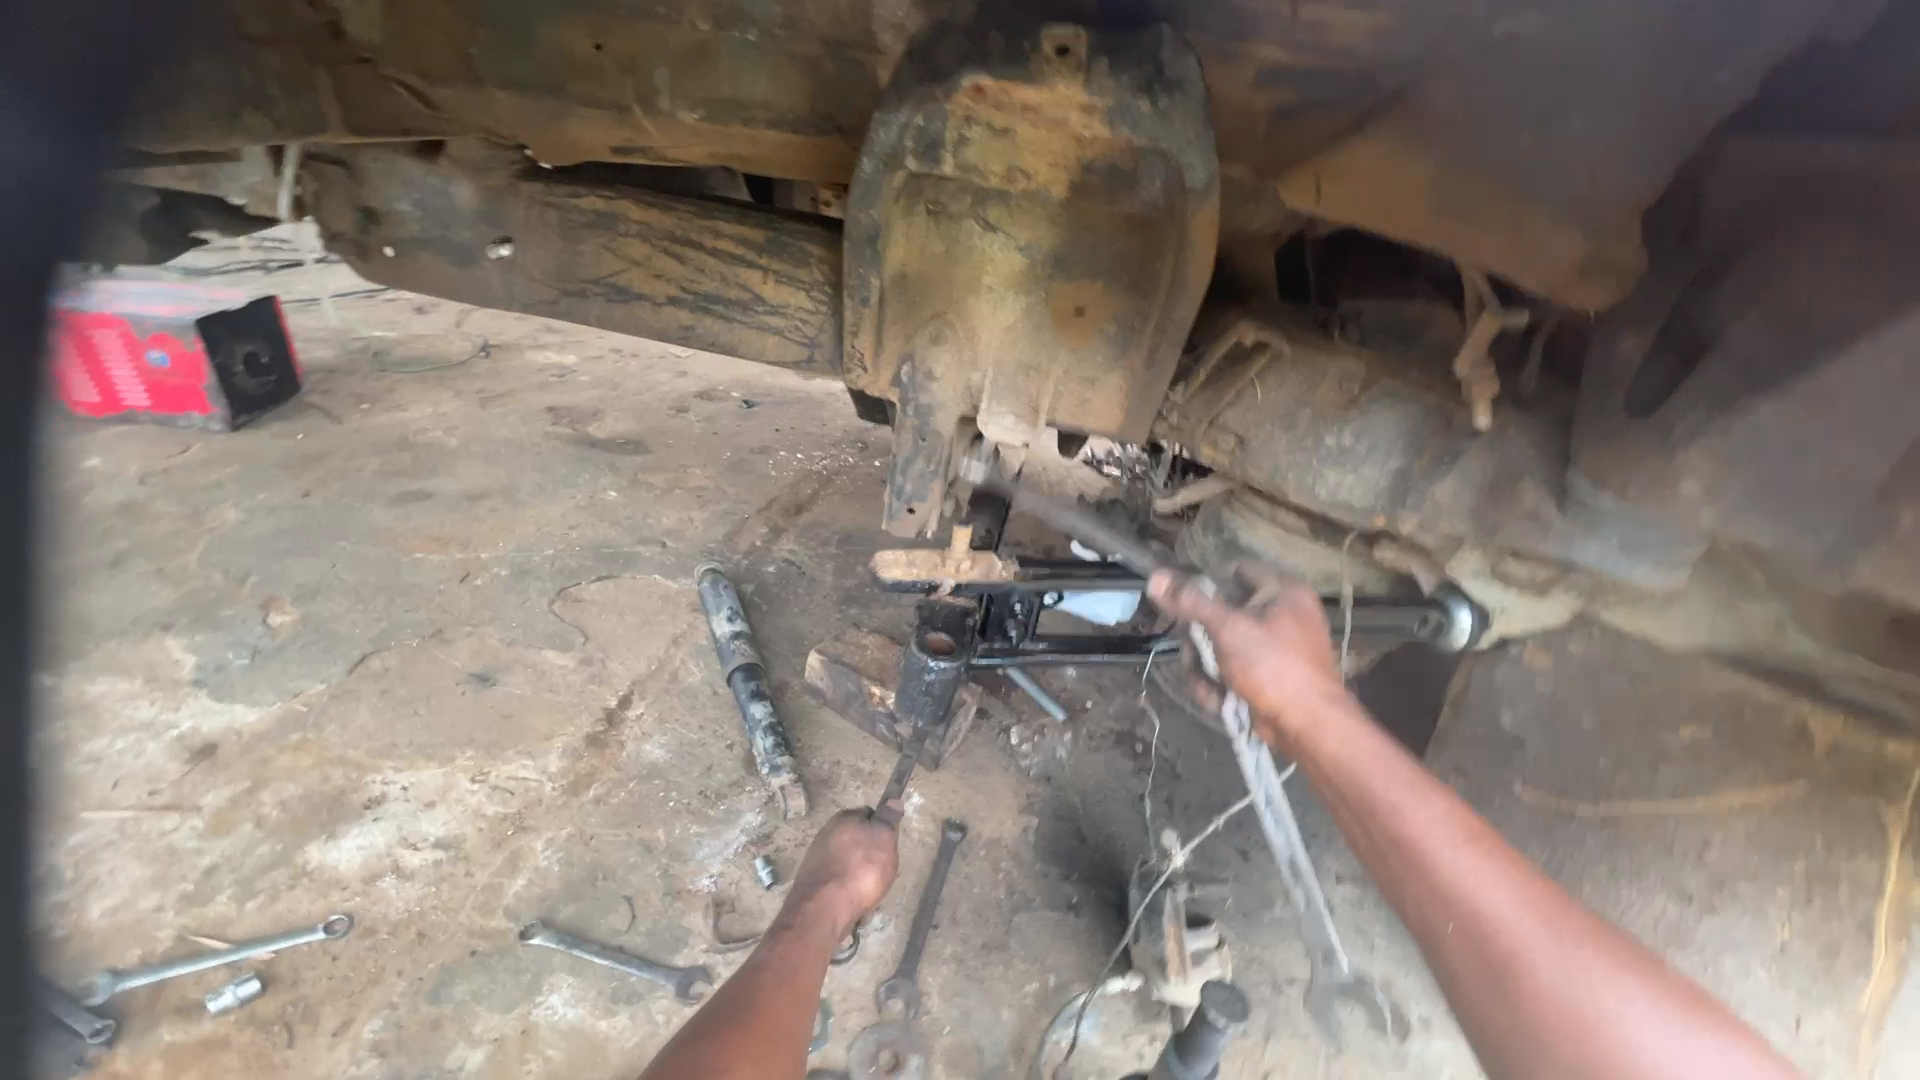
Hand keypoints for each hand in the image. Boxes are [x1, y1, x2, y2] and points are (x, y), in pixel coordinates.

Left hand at [783, 808, 899, 938]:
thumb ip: (888, 818)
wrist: (823, 907)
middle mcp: (827, 833)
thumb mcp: (884, 838)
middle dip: (868, 854)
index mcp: (844, 818)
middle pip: (856, 840)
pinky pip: (837, 882)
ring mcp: (817, 858)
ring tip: (868, 892)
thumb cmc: (861, 868)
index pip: (868, 814)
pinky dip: (846, 889)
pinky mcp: (813, 882)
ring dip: (858, 874)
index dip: (881, 829)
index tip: (888, 846)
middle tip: (881, 870)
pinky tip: (854, 902)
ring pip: (847, 862)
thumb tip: (894, 800)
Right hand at [1147, 565, 1350, 747]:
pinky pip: (1228, 669)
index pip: (1235, 570)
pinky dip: (1219, 684)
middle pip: (1219, 612)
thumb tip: (1155, 577)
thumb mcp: (1228, 629)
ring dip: (1204, 666)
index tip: (1183, 602)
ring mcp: (1271, 647)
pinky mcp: (1264, 675)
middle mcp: (1279, 614)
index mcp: (1282, 591)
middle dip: (1199, 639)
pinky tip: (1219, 699)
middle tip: (1195, 652)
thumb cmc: (1273, 667)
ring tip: (1209, 683)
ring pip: (1218, 645)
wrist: (1308, 726)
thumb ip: (1190, 603)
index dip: (1207, 583)